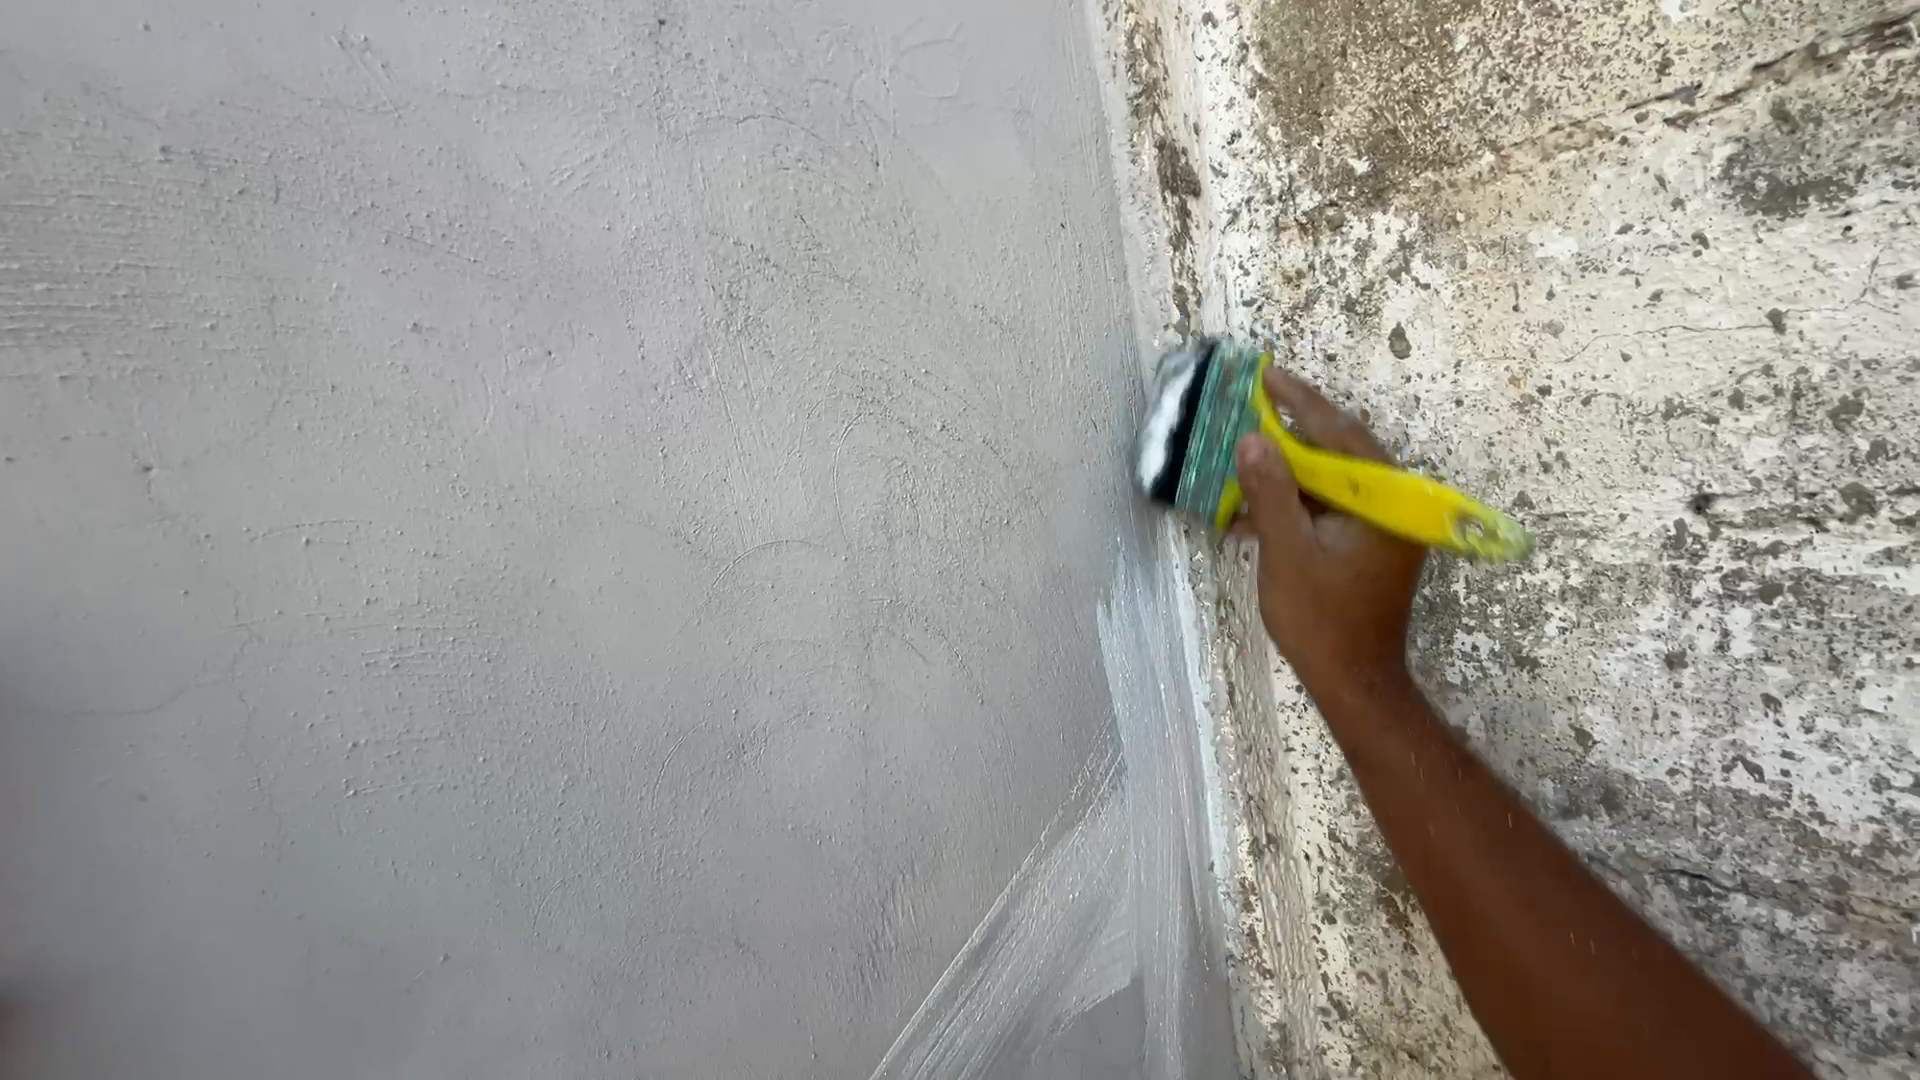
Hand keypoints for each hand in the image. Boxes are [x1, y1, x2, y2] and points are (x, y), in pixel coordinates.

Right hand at [1234, 368, 1425, 702]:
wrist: (1352, 679)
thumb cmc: (1321, 619)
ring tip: (1246, 453)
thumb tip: (1252, 441)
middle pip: (1341, 449)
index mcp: (1384, 502)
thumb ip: (1271, 493)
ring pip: (1332, 478)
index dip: (1301, 403)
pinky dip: (1295, 500)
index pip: (1342, 434)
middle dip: (1295, 427)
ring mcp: (1381, 525)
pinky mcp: (1367, 543)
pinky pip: (1329, 505)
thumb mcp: (1287, 553)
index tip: (1267, 376)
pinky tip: (1255, 508)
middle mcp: (1392, 505)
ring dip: (1289, 466)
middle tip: (1254, 404)